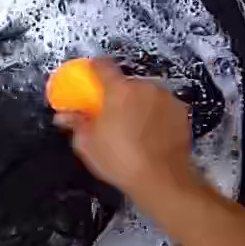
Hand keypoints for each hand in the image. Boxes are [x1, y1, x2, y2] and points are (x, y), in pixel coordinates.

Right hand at [54, 60, 206, 208]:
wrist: (162, 180)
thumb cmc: (123, 161)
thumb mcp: (88, 144)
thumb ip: (76, 123)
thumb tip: (64, 116)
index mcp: (118, 89)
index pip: (103, 65)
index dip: (94, 69)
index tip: (89, 77)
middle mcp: (144, 87)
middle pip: (126, 83)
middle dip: (117, 95)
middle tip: (110, 116)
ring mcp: (166, 98)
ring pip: (146, 94)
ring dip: (138, 105)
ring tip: (131, 130)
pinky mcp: (181, 111)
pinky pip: (162, 106)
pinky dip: (155, 115)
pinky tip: (149, 136)